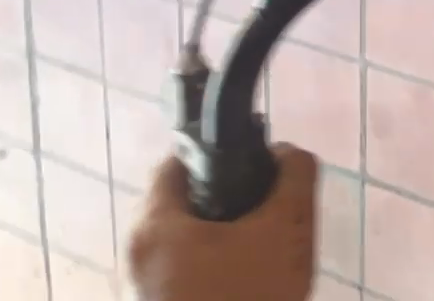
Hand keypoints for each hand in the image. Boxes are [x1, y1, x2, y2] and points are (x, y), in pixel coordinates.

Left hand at [127, 145, 318, 300]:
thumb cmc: (251, 289)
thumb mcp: (290, 221)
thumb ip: (294, 173)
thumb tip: (284, 152)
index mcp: (157, 224)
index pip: (179, 159)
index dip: (222, 147)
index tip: (260, 156)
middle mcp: (139, 248)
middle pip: (190, 192)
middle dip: (236, 186)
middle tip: (275, 197)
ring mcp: (145, 278)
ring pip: (195, 223)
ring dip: (234, 217)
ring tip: (272, 231)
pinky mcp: (161, 296)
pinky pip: (193, 251)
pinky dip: (224, 244)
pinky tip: (257, 262)